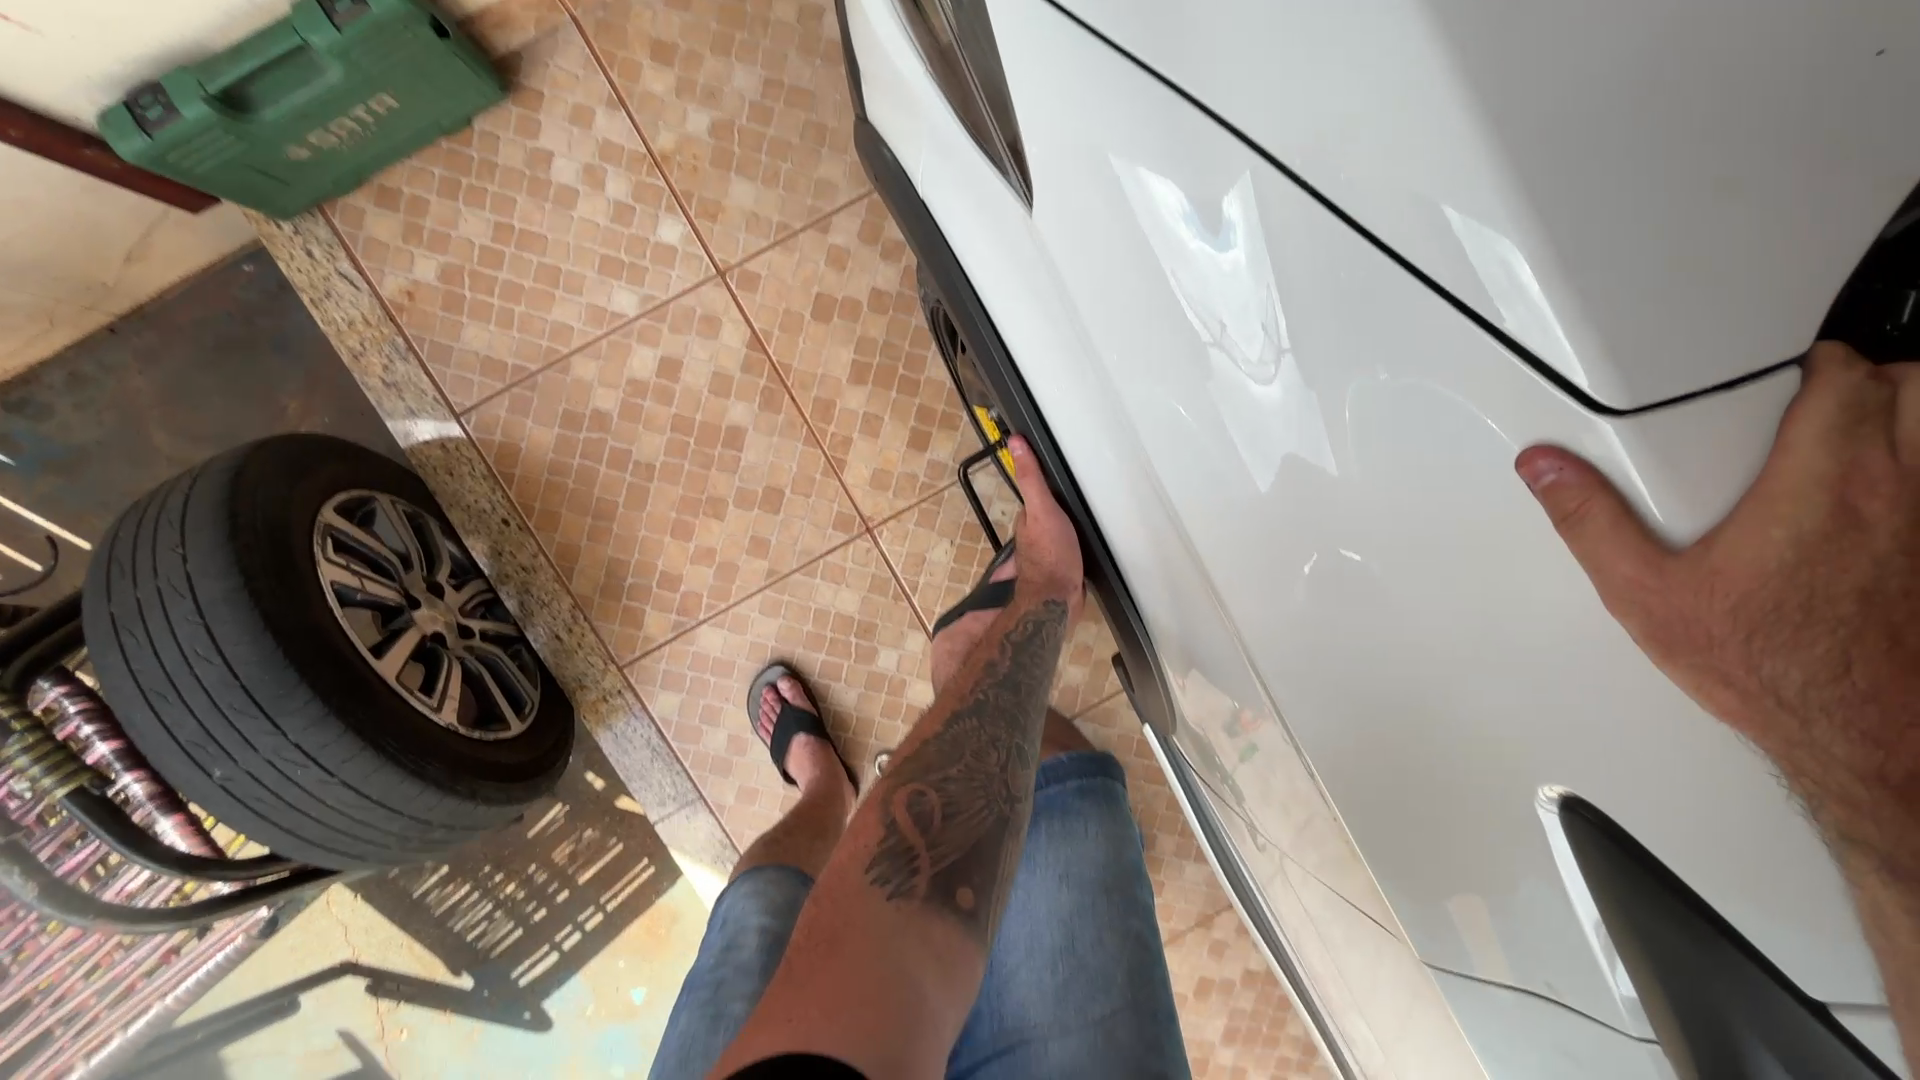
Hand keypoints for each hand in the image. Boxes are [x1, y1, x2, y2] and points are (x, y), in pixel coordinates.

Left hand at [1005, 435, 1085, 621]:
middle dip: (1061, 509)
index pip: (1036, 497)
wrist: (1059, 599)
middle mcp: (1035, 538)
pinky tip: (1089, 547)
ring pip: (1060, 535)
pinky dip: (1080, 548)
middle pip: (1049, 516)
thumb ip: (1031, 478)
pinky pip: (1073, 553)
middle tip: (1078, 497)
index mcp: (1029, 521)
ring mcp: (1049, 556)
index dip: (1046, 487)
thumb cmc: (1051, 555)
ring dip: (1070, 530)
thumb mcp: (1043, 509)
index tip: (1058, 475)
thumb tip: (1015, 443)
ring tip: (1086, 520)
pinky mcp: (1064, 572)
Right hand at [1514, 342, 1919, 849]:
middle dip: (1864, 378)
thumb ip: (1588, 520)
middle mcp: (1894, 493)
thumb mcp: (1641, 593)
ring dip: (1902, 413)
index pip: (1845, 382)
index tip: (1778, 373)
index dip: (1815, 363)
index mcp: (1821, 486)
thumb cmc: (1765, 666)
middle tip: (1807, 396)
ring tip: (1841, 435)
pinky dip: (1914, 464)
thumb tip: (1546, 469)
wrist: (1856, 732)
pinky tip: (1867, 497)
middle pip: (1911, 388)